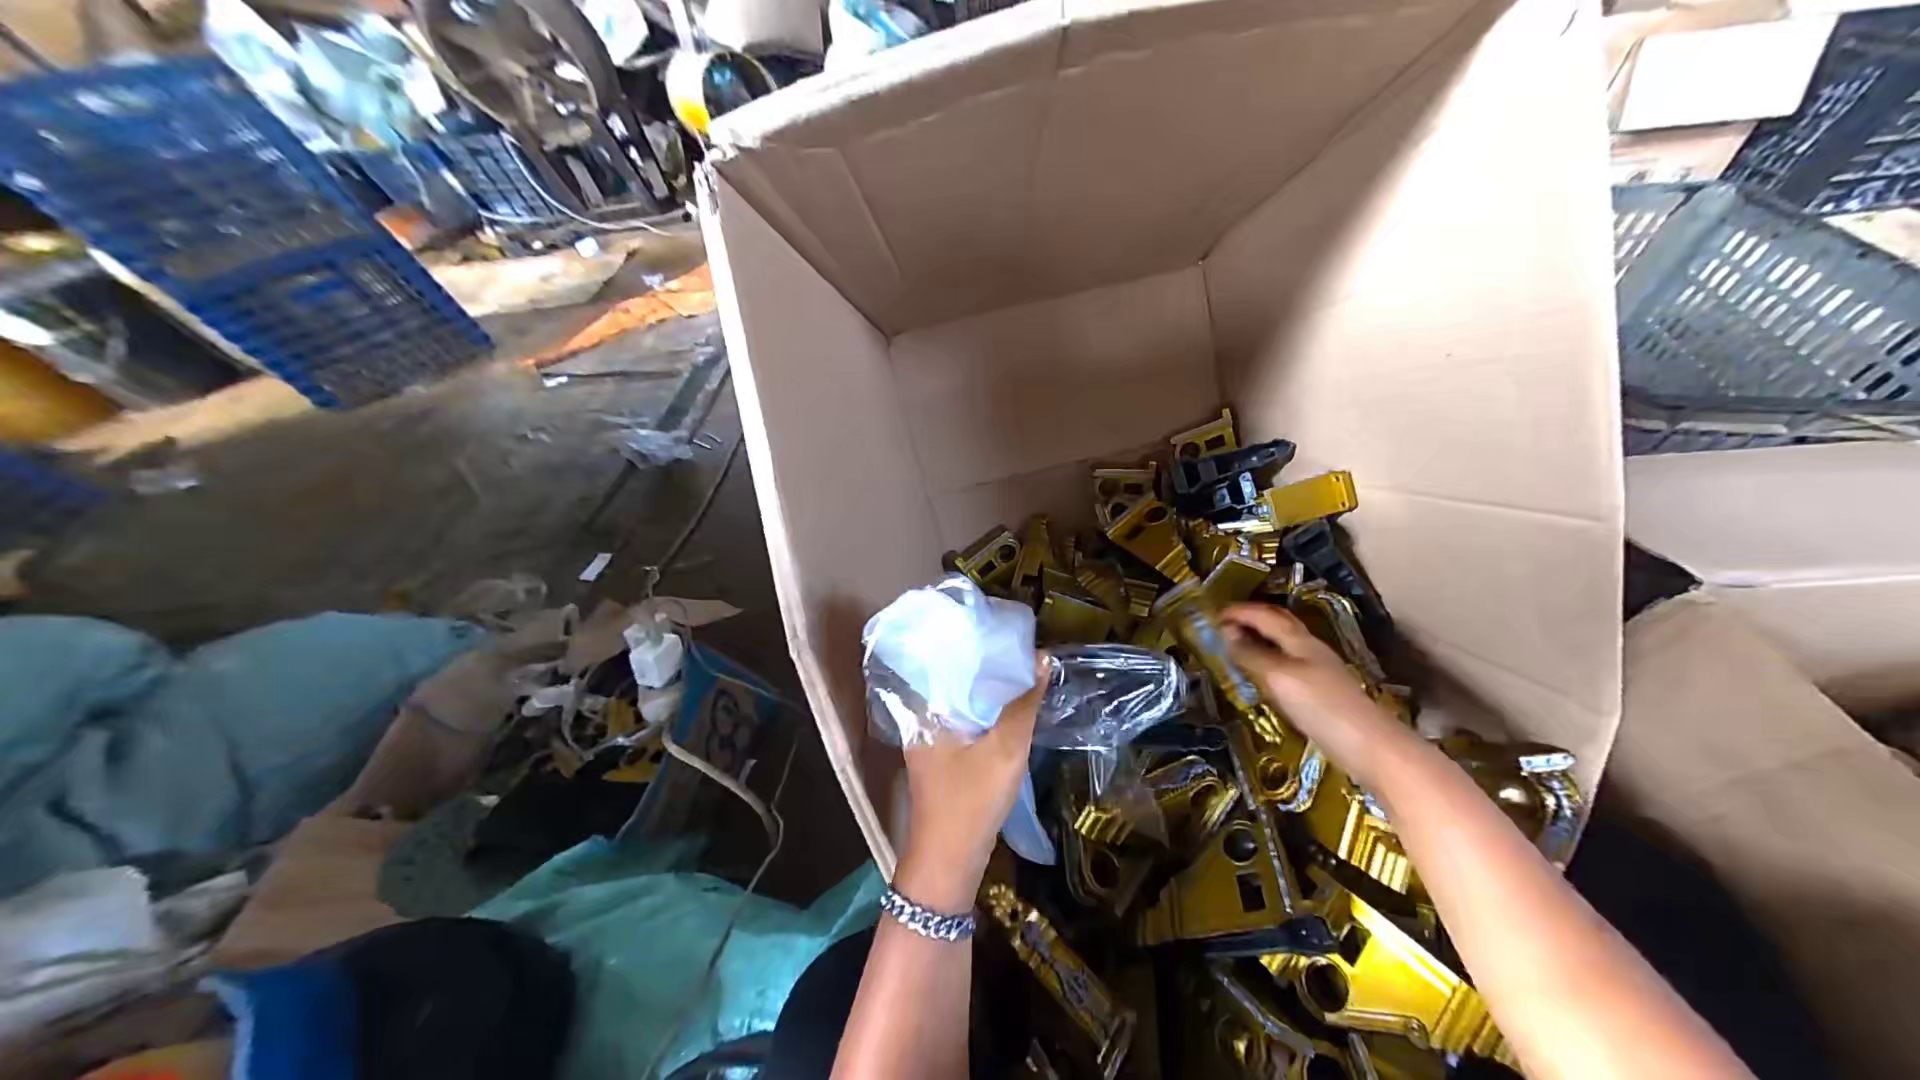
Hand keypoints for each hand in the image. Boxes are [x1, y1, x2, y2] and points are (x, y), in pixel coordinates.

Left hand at [895, 654, 1045, 911]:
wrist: (950, 860)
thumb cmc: (970, 800)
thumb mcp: (1005, 749)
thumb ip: (1023, 704)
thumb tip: (1042, 659)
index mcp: (924, 709)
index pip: (944, 660)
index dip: (972, 643)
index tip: (999, 627)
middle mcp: (922, 717)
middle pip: (954, 679)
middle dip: (985, 664)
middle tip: (1017, 644)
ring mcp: (932, 738)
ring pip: (963, 700)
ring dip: (988, 688)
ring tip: (1018, 664)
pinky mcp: (945, 754)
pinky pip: (966, 719)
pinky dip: (986, 710)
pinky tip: (1009, 701)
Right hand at [1220, 603, 1406, 780]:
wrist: (1372, 749)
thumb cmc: (1322, 708)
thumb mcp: (1279, 678)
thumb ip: (1252, 654)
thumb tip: (1226, 632)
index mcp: (1301, 642)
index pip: (1266, 615)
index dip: (1239, 611)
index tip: (1212, 614)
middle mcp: (1311, 650)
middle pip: (1280, 624)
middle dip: (1252, 618)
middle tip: (1224, 624)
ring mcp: (1320, 672)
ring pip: (1284, 644)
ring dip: (1259, 638)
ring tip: (1235, 646)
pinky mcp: (1322, 694)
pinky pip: (1287, 664)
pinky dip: (1268, 659)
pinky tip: (1260, 674)